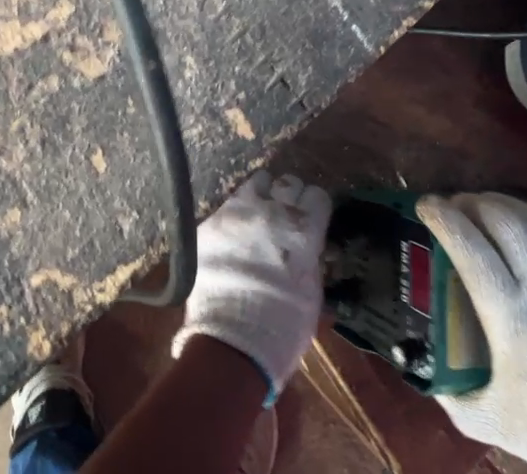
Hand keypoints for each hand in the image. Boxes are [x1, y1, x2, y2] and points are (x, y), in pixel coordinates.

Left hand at [172, 171, 331, 400]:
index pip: (317, 196)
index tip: (310, 217)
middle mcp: (272, 212)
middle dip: (288, 196)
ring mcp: (237, 214)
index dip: (313, 207)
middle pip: (287, 183)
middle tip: (283, 214)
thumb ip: (308, 257)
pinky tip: (231, 238)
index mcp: (304, 230)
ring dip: (259, 198)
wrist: (233, 343)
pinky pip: (226, 208)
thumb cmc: (284, 327)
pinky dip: (232, 219)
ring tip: (255, 217)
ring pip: (254, 185)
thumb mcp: (311, 289)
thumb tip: (306, 248)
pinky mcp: (210, 224)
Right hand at [417, 194, 526, 473]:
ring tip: (488, 204)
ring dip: (507, 204)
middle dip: (474, 204)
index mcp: (508, 315)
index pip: (470, 248)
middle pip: (504, 223)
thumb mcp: (492, 421)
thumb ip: (454, 398)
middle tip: (457, 206)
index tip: (428, 205)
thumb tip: (432, 377)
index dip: (444, 218)